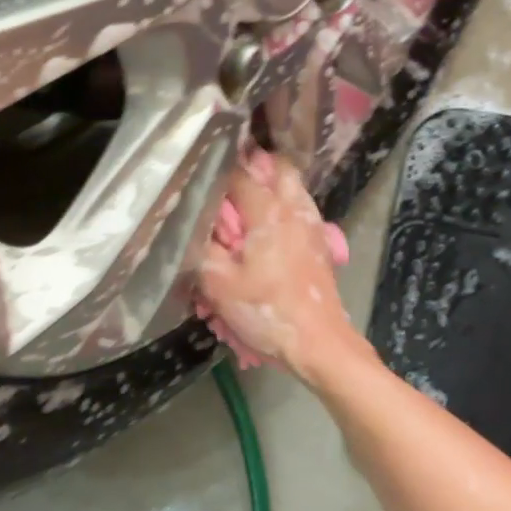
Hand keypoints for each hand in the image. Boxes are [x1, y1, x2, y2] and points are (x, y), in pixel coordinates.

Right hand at [197, 152, 362, 377]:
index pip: (238, 174)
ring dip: (271, 189)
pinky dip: (284, 212)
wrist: (318, 342)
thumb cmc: (267, 311)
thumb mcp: (219, 284)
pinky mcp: (321, 246)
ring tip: (246, 208)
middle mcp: (295, 208)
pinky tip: (267, 234)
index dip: (216, 175)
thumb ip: (200, 247)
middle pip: (277, 168)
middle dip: (253, 169)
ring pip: (293, 189)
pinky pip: (301, 213)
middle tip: (230, 186)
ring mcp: (313, 226)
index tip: (199, 183)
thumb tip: (189, 224)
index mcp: (268, 210)